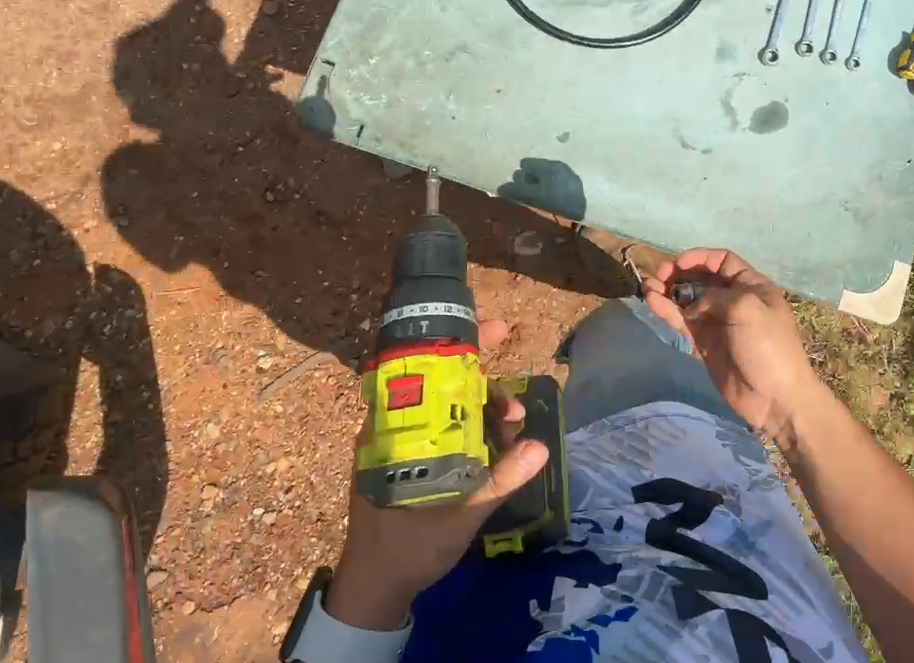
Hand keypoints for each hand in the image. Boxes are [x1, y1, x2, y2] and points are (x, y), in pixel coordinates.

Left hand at [325, 319, 549, 629]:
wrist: (375, 588)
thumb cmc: (406, 549)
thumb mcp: (457, 518)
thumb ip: (498, 481)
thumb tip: (538, 447)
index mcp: (394, 428)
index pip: (427, 367)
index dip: (462, 343)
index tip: (496, 327)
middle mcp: (398, 425)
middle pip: (444, 383)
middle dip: (486, 384)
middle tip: (517, 403)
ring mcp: (407, 441)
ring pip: (451, 407)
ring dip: (485, 412)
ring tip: (511, 435)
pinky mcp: (416, 457)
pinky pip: (449, 428)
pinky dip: (475, 429)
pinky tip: (499, 446)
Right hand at [642, 248, 830, 446]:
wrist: (775, 398)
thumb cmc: (768, 346)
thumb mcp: (747, 308)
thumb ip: (715, 296)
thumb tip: (693, 306)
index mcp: (752, 286)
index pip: (723, 261)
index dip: (701, 258)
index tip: (679, 262)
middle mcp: (734, 300)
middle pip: (702, 279)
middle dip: (679, 274)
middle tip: (658, 275)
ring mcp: (719, 323)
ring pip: (689, 300)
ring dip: (668, 291)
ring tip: (647, 286)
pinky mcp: (706, 344)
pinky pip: (684, 321)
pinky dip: (668, 311)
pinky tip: (652, 301)